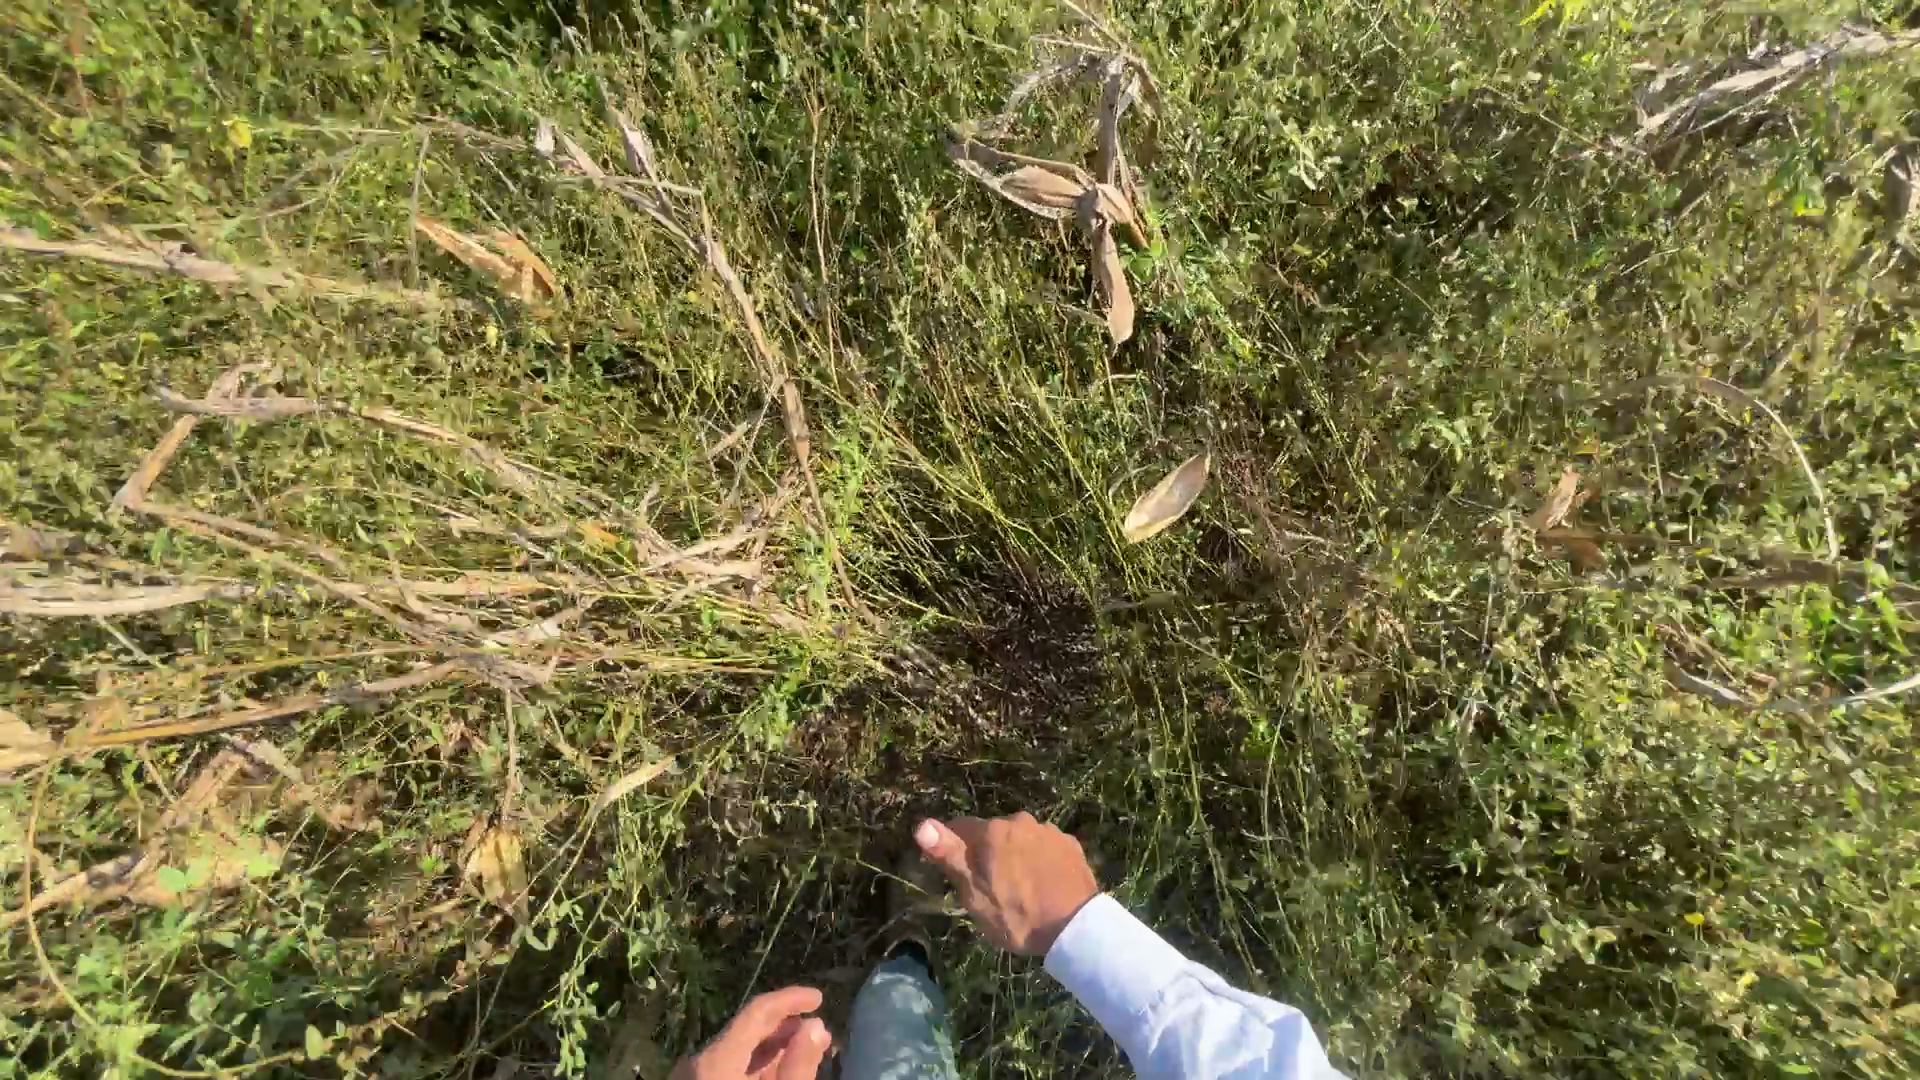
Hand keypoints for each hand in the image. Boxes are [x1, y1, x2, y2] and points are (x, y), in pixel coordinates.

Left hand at [669, 986, 830, 1079]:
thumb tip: (817, 1026)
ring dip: (772, 1049)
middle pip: (746, 1030)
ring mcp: (689, 1078)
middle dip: (785, 1026)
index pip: (757, 1010)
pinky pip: (725, 1069)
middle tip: (817, 1029)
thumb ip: (797, 1066)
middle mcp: (696, 1061)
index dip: (791, 998)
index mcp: (714, 1057)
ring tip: (803, 1051)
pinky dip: (753, 1067)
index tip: (820, 998)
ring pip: (737, 1052)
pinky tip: (775, 1072)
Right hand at [914, 812, 1098, 954]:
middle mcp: (1019, 821)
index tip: (956, 872)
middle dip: (986, 852)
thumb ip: (949, 854)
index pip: (959, 828)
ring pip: (1019, 839)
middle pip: (991, 833)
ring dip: (1014, 854)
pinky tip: (1043, 884)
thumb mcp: (974, 893)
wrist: (1075, 928)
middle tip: (990, 887)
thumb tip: (921, 824)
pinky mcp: (1069, 843)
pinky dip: (1039, 859)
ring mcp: (1047, 830)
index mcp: (991, 831)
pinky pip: (1044, 847)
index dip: (952, 848)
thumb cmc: (1017, 915)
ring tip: (1020, 888)